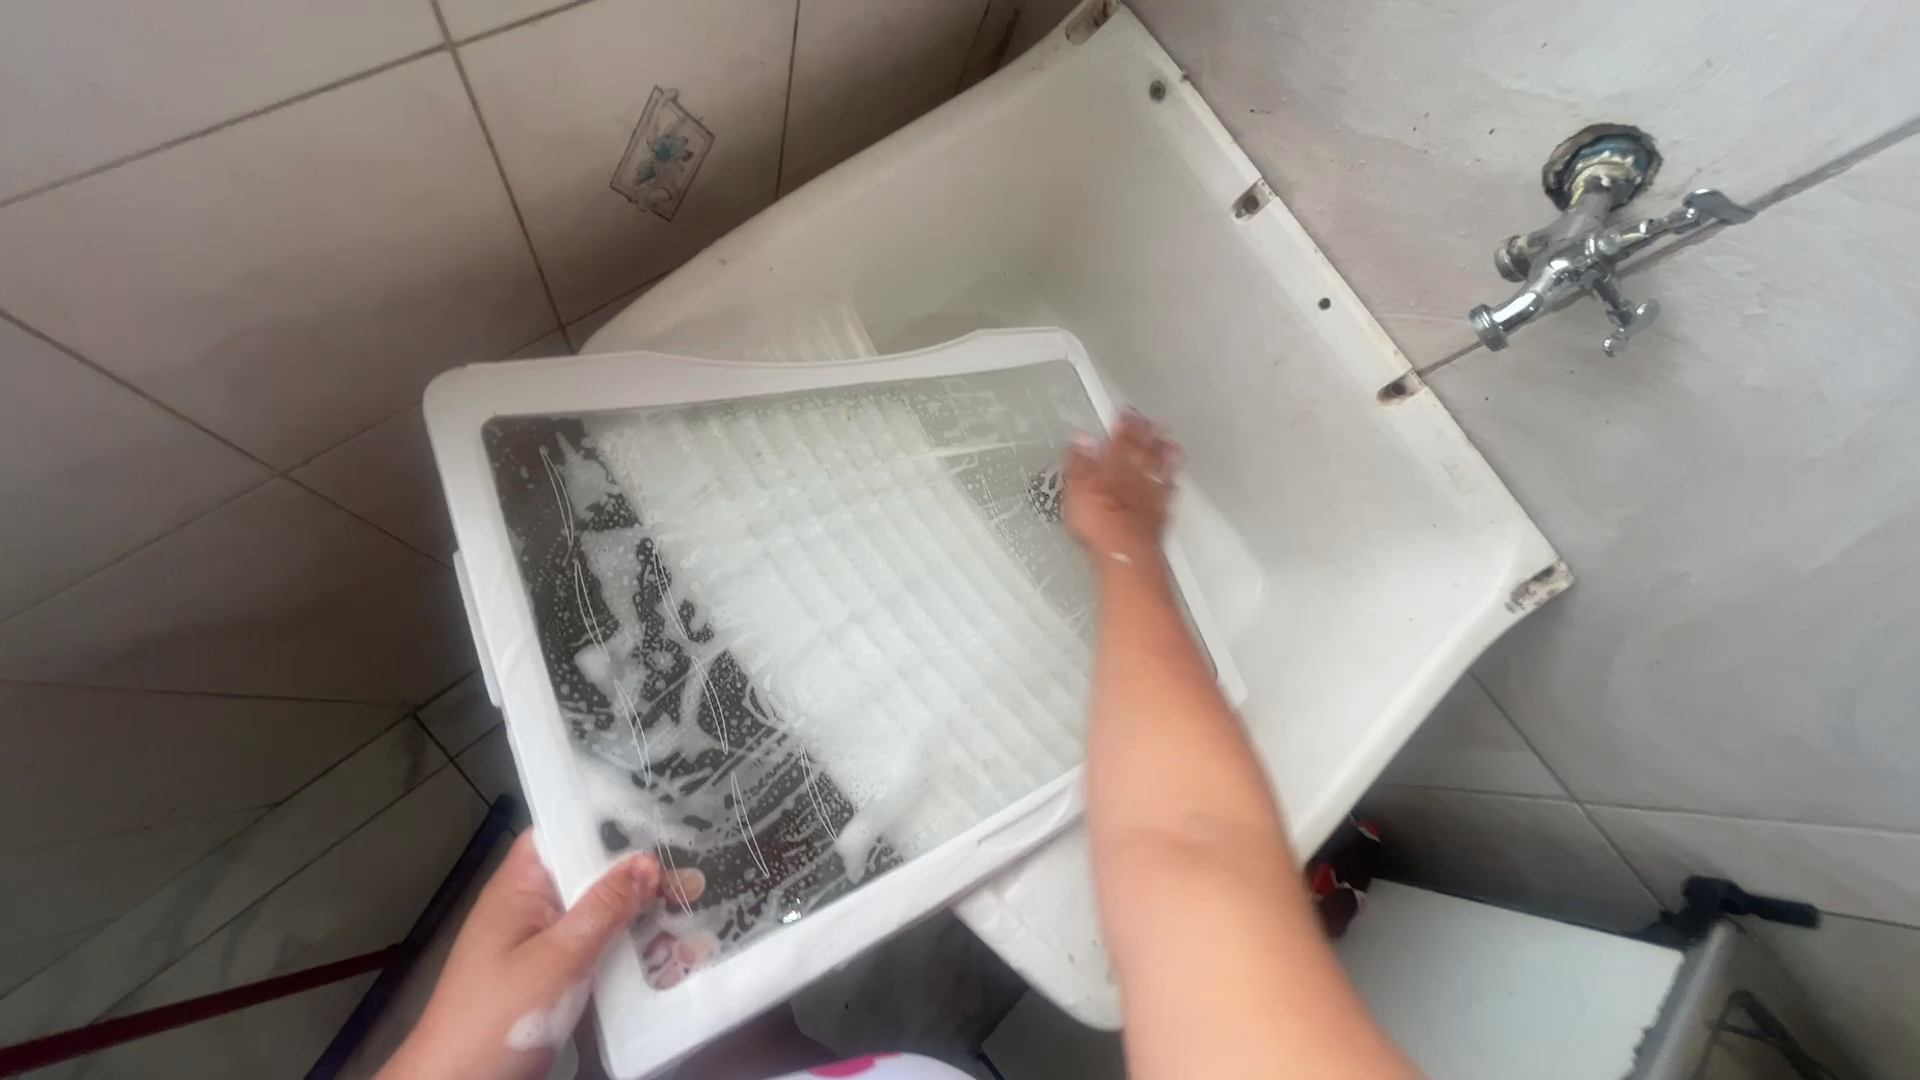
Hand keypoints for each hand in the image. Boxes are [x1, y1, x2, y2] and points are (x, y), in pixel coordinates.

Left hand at [378, 831, 698, 1079]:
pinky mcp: (560, 978)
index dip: (610, 821)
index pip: (565, 831)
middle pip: (597, 875)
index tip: (662, 821)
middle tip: (693, 886)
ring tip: (694, 934)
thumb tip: (648, 861)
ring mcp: (548, 945)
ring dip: (648, 922)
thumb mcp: (557, 958)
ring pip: (607, 915)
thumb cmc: (496, 1020)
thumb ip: (605, 906)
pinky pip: (605, 951)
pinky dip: (637, 955)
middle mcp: (536, 908)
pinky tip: (674, 965)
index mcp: (522, 888)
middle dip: (645, 880)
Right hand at [1065, 408, 1180, 566]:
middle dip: (1148, 434)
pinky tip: (1175, 483)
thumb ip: (1080, 461)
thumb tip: (1080, 438)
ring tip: (1171, 444)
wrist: (1125, 548)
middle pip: (1144, 450)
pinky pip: (1168, 494)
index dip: (1124, 423)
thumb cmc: (1099, 519)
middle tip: (1154, 421)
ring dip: (1165, 455)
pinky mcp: (1159, 516)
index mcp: (1114, 466)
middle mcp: (1136, 476)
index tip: (1127, 411)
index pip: (1120, 438)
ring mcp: (1150, 495)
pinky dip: (1171, 485)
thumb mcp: (1077, 487)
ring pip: (1160, 469)